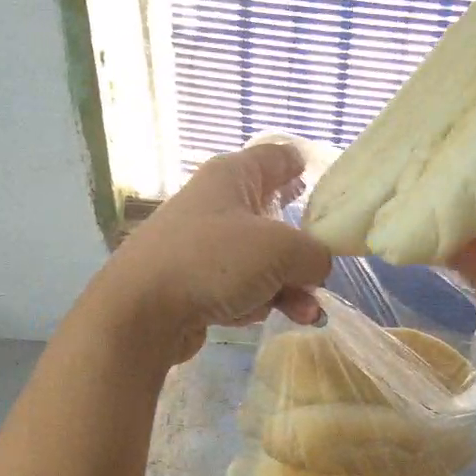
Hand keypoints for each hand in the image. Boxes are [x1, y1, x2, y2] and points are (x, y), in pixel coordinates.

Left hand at [89, 143, 331, 364]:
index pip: (277, 158)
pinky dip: (260, 301)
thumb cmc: (213, 261)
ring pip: (262, 262)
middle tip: (324, 271)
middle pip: (275, 219)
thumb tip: (318, 266)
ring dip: (289, 287)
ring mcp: (204, 247)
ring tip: (308, 313)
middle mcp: (217, 205)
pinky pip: (241, 288)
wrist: (142, 311)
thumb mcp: (281, 250)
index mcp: (233, 177)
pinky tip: (271, 318)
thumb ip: (314, 254)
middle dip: (304, 250)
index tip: (333, 192)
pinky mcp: (196, 284)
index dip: (305, 169)